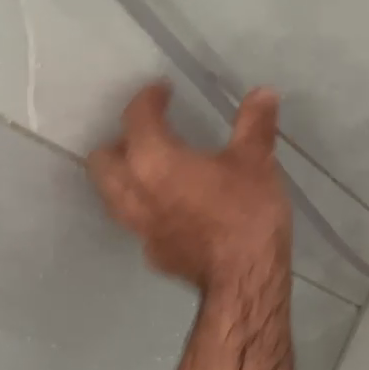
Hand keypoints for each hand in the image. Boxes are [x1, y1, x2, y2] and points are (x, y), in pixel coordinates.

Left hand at [87, 82, 290, 289]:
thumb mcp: (257, 163)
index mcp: (153, 158)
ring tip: (152, 176)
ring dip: (127, 180)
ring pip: (113, 194)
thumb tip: (264, 92)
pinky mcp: (154, 253)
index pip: (138, 117)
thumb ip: (255, 126)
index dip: (150, 99)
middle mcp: (133, 189)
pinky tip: (174, 216)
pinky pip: (140, 224)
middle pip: (105, 158)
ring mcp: (139, 225)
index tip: (163, 91)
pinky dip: (150, 213)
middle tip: (148, 139)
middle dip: (121, 143)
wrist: (245, 278)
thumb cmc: (248, 213)